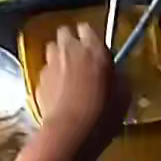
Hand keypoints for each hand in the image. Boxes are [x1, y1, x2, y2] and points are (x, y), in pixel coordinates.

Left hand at [34, 23, 118, 159]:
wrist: (71, 133)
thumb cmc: (103, 114)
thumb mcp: (123, 96)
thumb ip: (117, 78)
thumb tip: (115, 75)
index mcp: (93, 48)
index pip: (87, 27)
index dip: (90, 38)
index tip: (95, 49)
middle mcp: (69, 50)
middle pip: (64, 33)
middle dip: (70, 42)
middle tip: (80, 59)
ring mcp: (50, 64)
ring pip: (51, 50)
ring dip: (59, 58)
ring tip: (67, 76)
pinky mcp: (38, 82)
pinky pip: (45, 74)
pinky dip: (51, 80)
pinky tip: (58, 96)